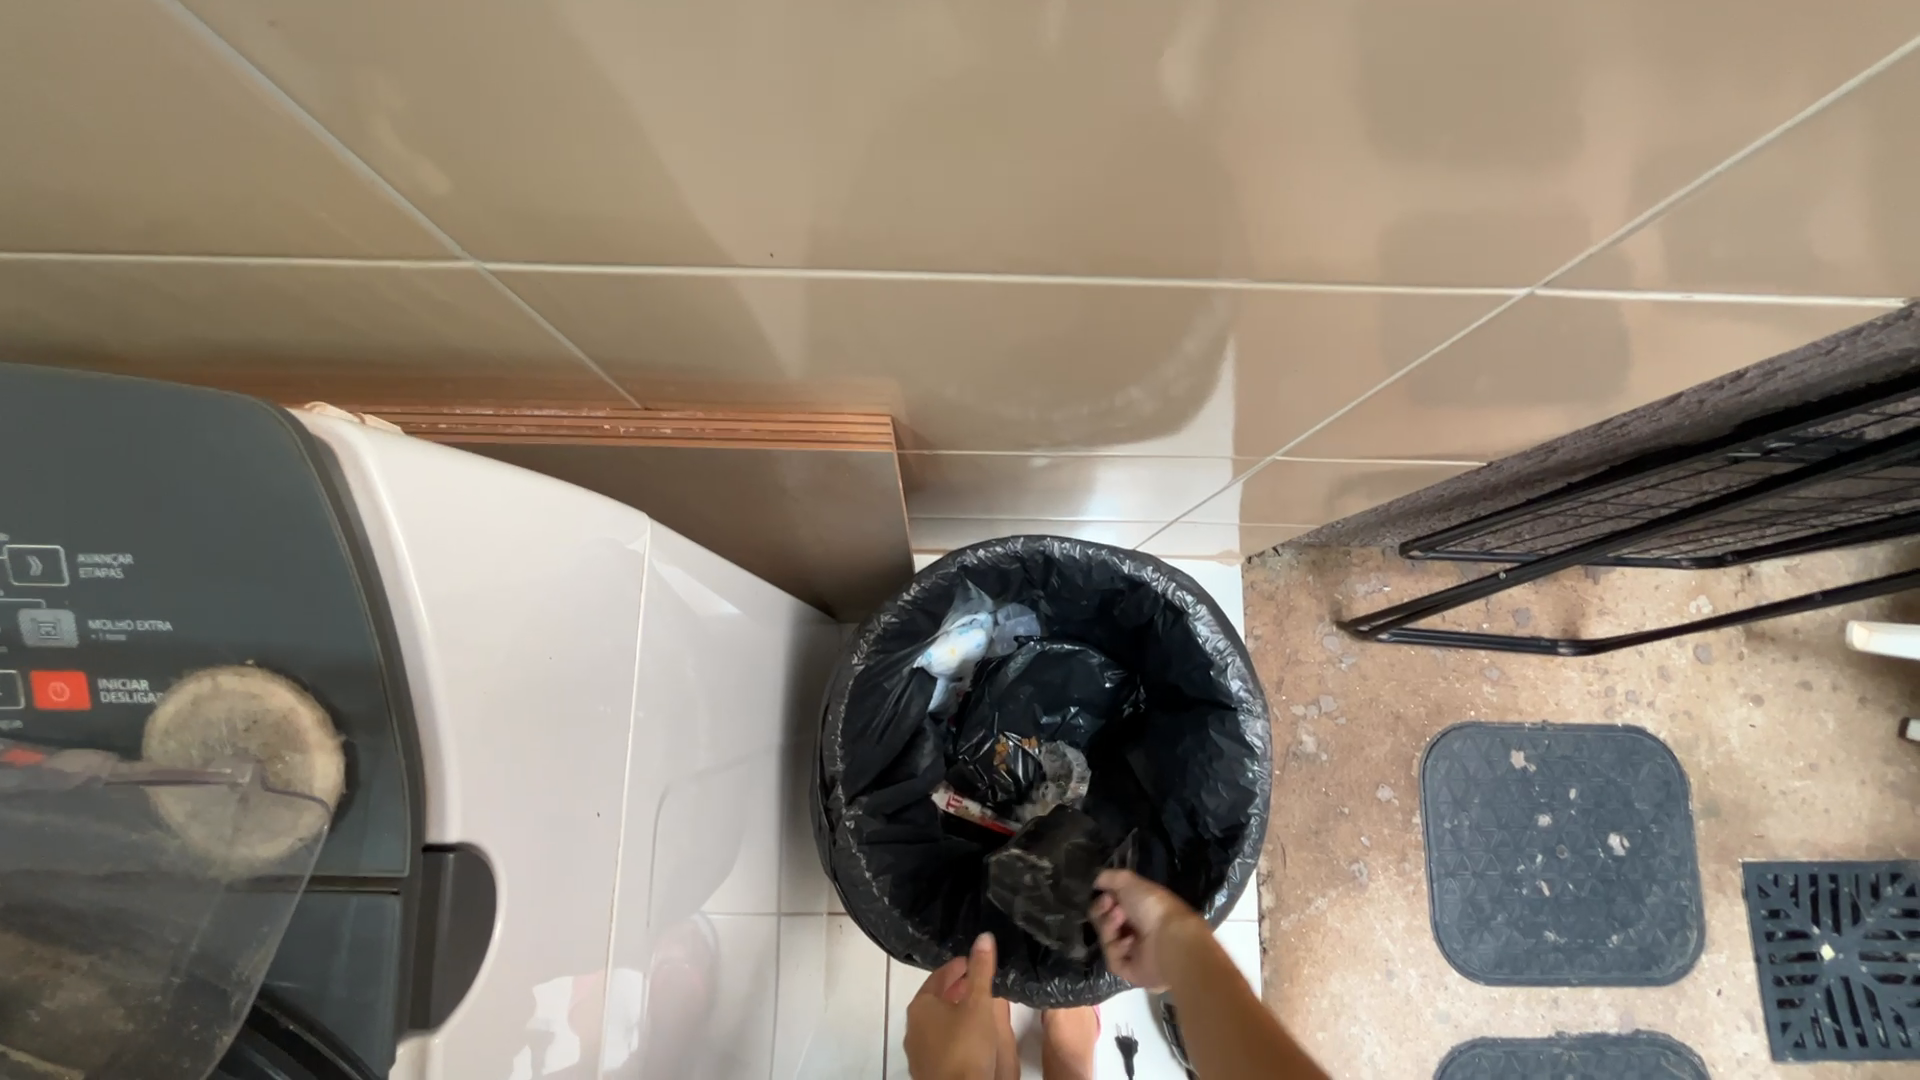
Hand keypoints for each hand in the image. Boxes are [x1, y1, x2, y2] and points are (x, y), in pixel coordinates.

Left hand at [904, 932, 1001, 1079]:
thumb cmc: (966, 1045)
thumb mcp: (978, 1003)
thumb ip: (981, 970)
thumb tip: (984, 935)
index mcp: (920, 1005)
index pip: (939, 975)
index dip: (959, 966)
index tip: (976, 963)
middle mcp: (912, 1027)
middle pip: (936, 999)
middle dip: (957, 989)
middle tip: (978, 982)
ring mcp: (917, 1052)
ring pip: (937, 1023)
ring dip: (955, 1012)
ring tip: (978, 1008)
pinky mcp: (926, 1072)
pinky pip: (940, 1042)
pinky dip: (954, 1033)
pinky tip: (971, 1037)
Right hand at [1089, 869, 1207, 990]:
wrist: (1169, 938)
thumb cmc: (1152, 906)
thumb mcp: (1128, 880)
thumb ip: (1108, 877)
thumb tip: (1094, 882)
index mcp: (1137, 909)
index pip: (1108, 906)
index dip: (1102, 900)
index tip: (1106, 897)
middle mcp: (1134, 929)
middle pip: (1102, 922)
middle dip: (1103, 912)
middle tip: (1112, 907)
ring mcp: (1133, 951)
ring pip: (1106, 940)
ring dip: (1109, 927)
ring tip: (1121, 920)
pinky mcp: (1131, 971)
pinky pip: (1112, 960)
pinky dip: (1116, 949)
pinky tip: (1129, 944)